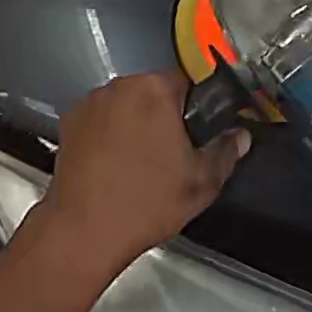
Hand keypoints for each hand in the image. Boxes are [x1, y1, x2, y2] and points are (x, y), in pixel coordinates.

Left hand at [37, 70, 249, 271]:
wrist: (82, 231)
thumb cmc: (146, 203)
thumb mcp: (201, 183)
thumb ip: (226, 152)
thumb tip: (240, 136)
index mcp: (156, 89)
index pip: (187, 80)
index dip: (196, 105)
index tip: (196, 130)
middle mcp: (122, 85)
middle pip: (154, 90)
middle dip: (165, 113)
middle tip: (172, 151)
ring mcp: (92, 101)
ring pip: (126, 103)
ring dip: (135, 120)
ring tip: (140, 161)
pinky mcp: (70, 119)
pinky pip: (100, 117)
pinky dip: (108, 131)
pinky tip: (112, 163)